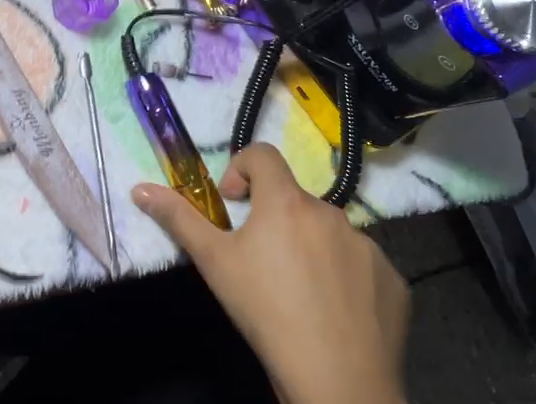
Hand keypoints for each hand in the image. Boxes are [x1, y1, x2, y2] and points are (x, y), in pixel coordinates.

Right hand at [133, 145, 410, 403]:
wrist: (337, 381)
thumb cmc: (265, 312)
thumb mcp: (213, 262)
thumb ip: (178, 219)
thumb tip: (140, 189)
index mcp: (286, 202)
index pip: (263, 155)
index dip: (242, 169)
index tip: (234, 203)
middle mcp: (331, 214)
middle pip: (295, 199)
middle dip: (275, 218)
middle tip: (260, 260)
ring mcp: (369, 247)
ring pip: (329, 233)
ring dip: (310, 246)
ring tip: (298, 290)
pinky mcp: (395, 281)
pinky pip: (362, 264)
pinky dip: (345, 276)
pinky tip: (333, 311)